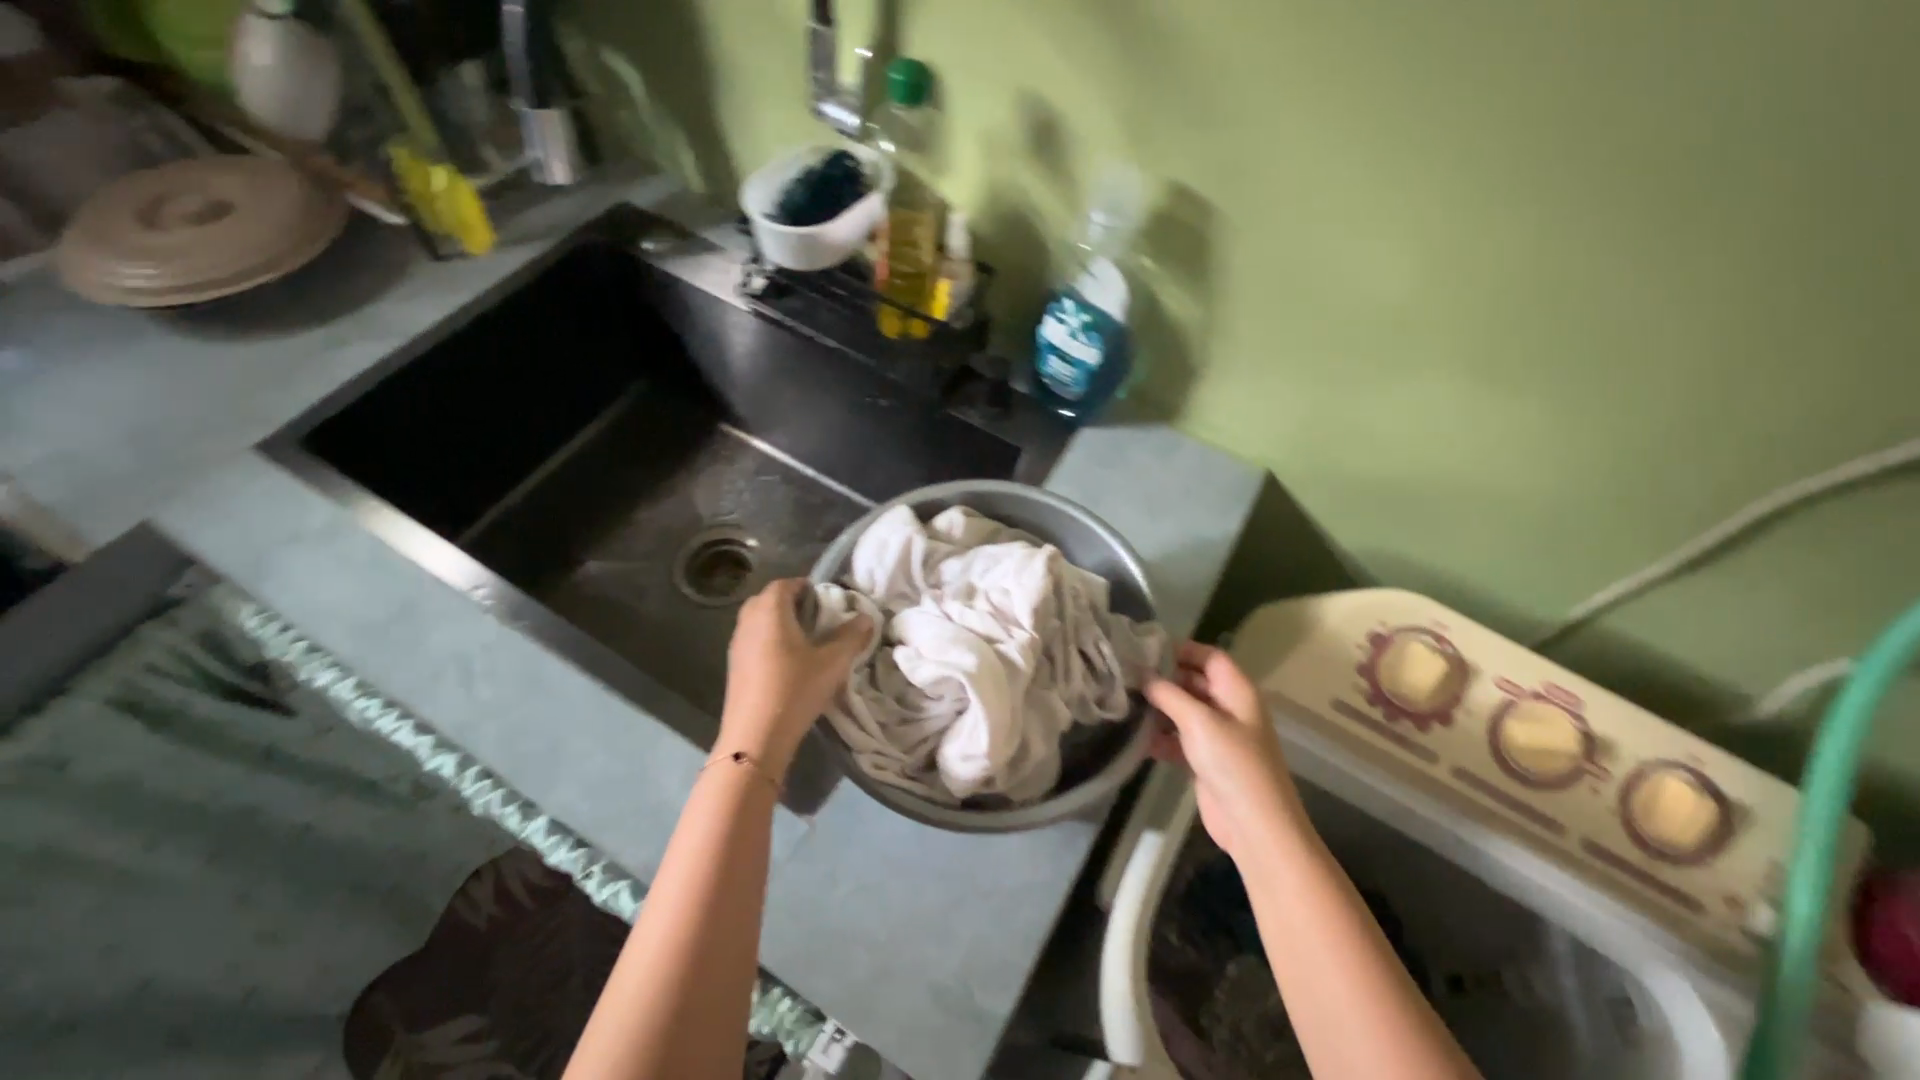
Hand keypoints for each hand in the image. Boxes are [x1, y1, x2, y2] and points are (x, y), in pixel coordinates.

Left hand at [719, 579, 873, 777]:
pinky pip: (752, 641)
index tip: (825, 598)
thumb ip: (851, 636)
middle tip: (816, 617)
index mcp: (770, 611)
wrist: (756, 735)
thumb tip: (866, 617)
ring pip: (757, 621)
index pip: (784, 584)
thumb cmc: (796, 689)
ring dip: (778, 624)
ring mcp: (736, 644)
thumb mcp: (833, 662)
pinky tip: (786, 664)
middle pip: (767, 600)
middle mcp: (748, 621)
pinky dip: (768, 642)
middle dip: (790, 603)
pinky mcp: (733, 667)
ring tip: (804, 641)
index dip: (804, 586)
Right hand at [1145, 642, 1305, 860]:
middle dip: (1163, 678)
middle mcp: (1229, 708)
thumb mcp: (1199, 721)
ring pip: (1183, 711)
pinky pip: (1179, 739)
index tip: (1144, 649)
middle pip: (1194, 682)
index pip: (1209, 657)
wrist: (1253, 823)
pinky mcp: (1205, 760)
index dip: (1181, 649)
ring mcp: (1218, 736)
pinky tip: (1135, 738)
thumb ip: (1169, 694)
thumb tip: (1143, 676)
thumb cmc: (1232, 762)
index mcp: (1237, 691)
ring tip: (1124, 702)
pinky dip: (1160, 737)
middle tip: (1126, 675)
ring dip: (1158, 708)